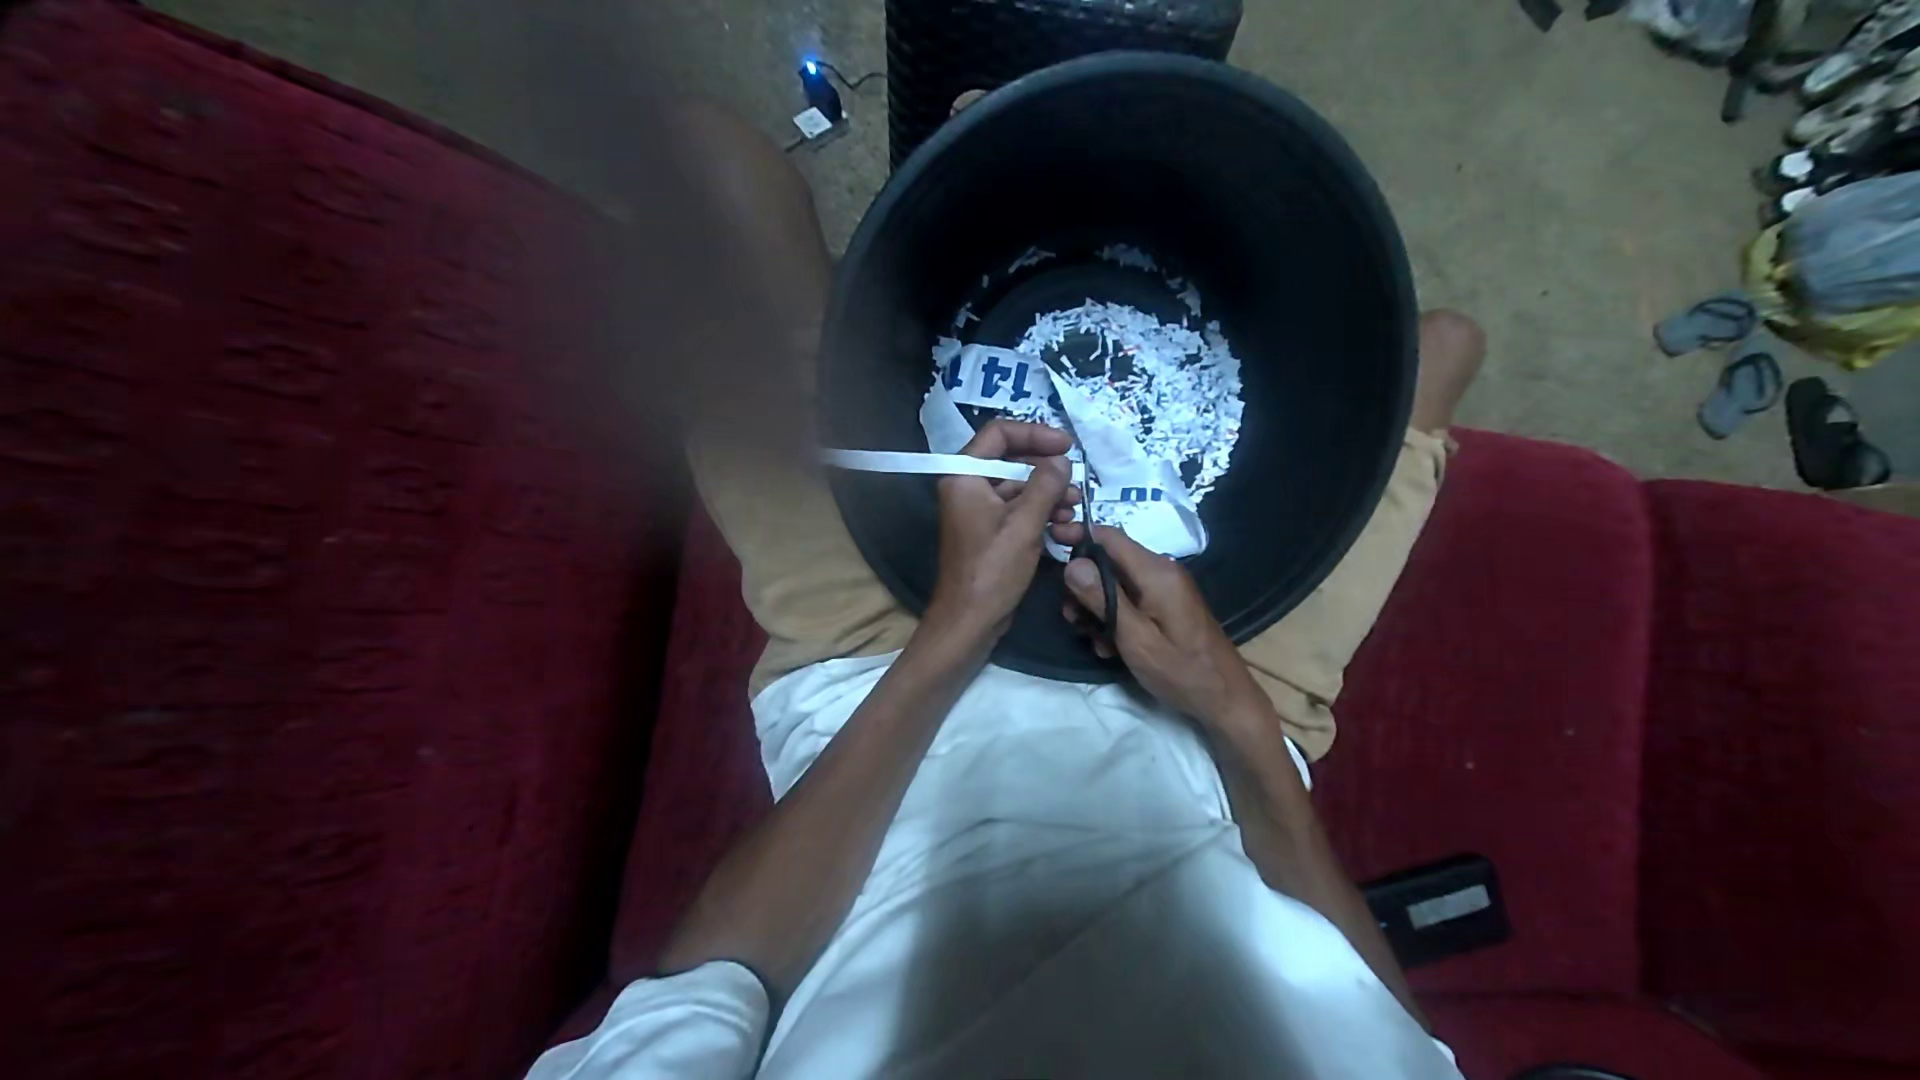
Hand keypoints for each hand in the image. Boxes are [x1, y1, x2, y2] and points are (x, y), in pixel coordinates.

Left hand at [925, 421, 1080, 644]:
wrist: (970, 620)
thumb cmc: (992, 569)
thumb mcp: (1024, 523)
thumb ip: (1046, 485)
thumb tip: (1061, 461)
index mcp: (965, 475)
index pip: (999, 434)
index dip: (1035, 434)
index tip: (1067, 446)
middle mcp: (968, 487)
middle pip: (1011, 461)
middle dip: (1047, 471)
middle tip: (1075, 484)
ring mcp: (979, 511)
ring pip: (1019, 488)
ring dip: (1049, 496)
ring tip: (1074, 511)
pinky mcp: (990, 532)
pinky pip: (1018, 511)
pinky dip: (1041, 515)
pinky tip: (1064, 530)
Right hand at [1059, 526, 1267, 729]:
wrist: (1225, 700)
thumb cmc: (1181, 671)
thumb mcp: (1135, 638)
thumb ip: (1103, 598)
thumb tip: (1072, 563)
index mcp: (1156, 572)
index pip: (1110, 536)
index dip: (1077, 535)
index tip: (1050, 542)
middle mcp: (1162, 572)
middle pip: (1109, 560)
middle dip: (1083, 585)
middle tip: (1070, 617)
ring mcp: (1165, 589)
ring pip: (1116, 583)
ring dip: (1096, 607)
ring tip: (1090, 638)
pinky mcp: (1166, 606)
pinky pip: (1130, 599)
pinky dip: (1114, 617)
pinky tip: (1110, 646)